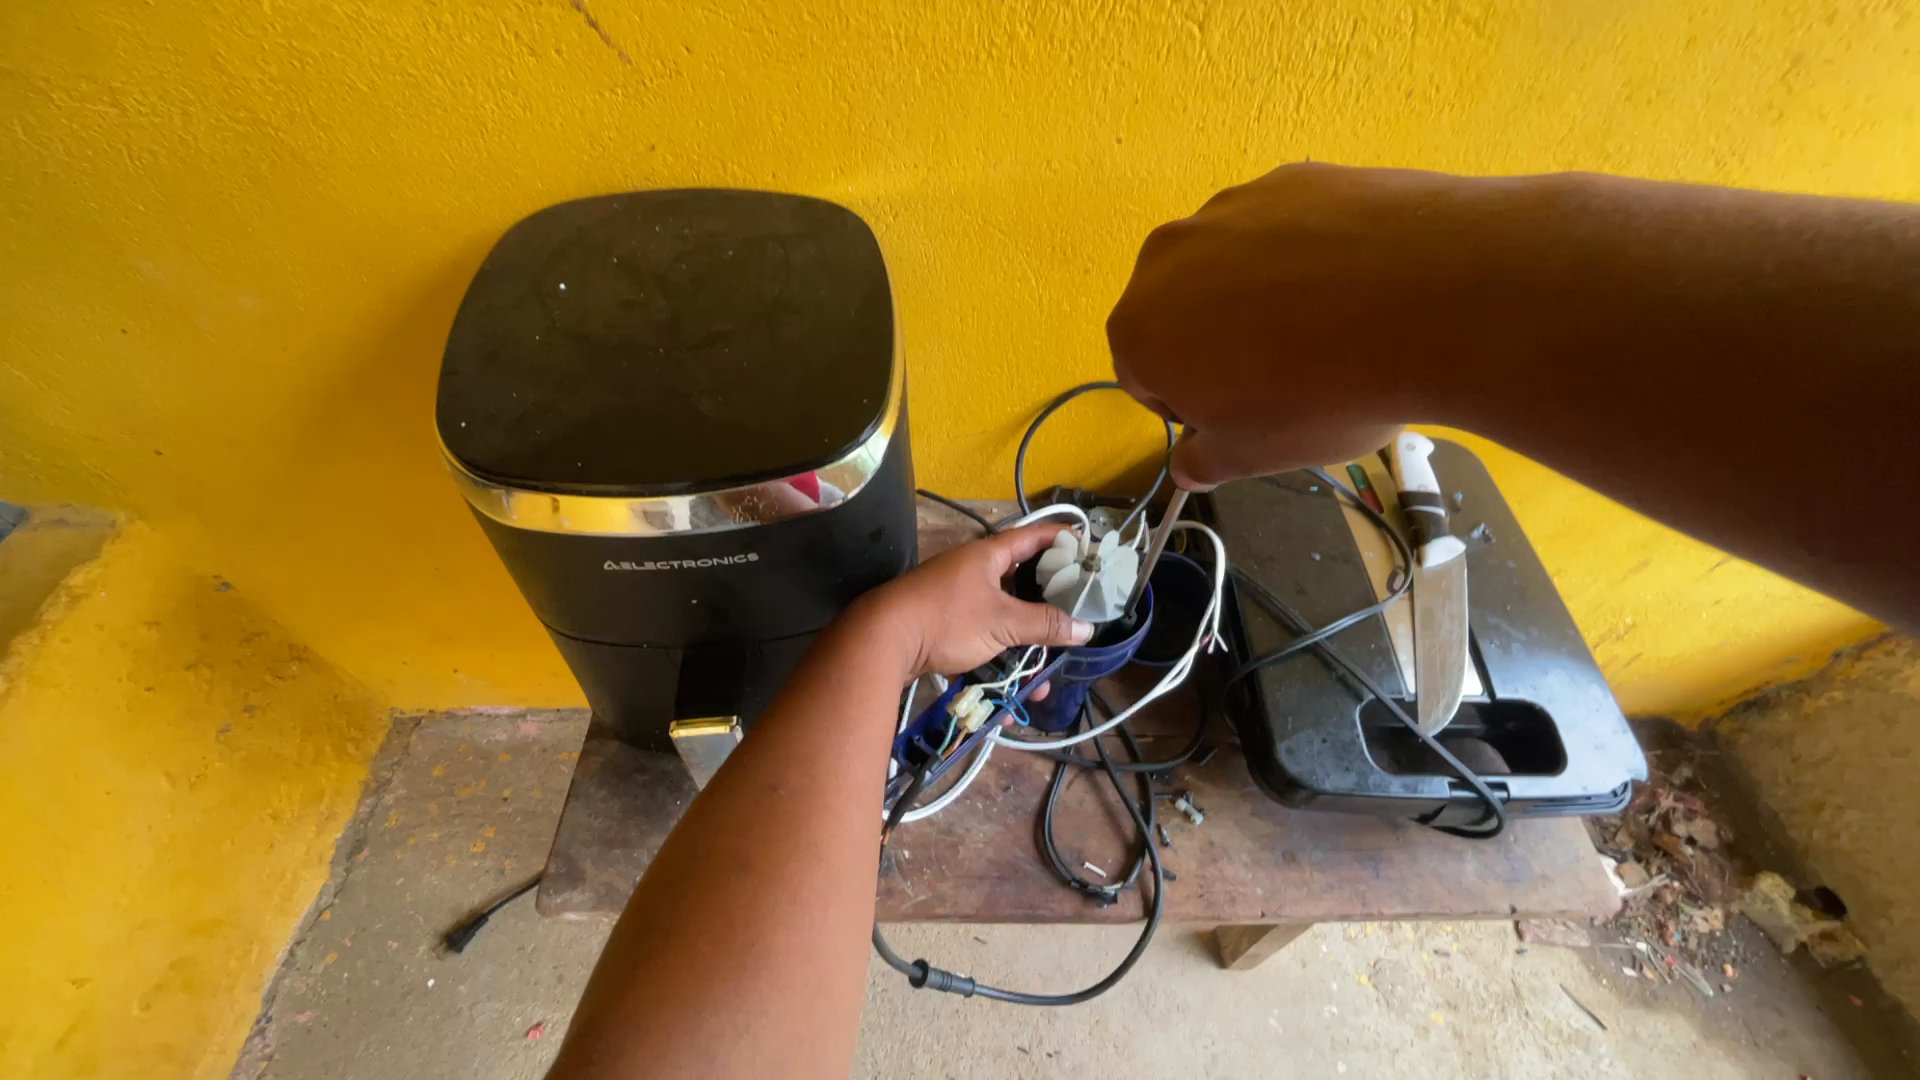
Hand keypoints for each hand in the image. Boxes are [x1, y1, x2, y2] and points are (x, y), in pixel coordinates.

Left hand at [847, 524, 1094, 684]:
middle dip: (1047, 602)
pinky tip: (1011, 682)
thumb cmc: (947, 618)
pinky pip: (981, 635)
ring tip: (1045, 667)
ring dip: (1024, 639)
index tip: (1088, 547)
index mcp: (987, 555)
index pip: (1033, 537)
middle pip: (1020, 579)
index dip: (1061, 539)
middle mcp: (972, 570)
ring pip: (1002, 614)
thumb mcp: (1002, 621)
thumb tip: (1085, 628)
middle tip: (1074, 613)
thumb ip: (1044, 624)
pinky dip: (998, 654)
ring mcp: (956, 597)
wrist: (884, 640)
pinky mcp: (944, 624)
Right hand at [1107, 162, 1525, 486]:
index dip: (1186, 404)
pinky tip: (1350, 282)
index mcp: (1137, 329)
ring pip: (1225, 267)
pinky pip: (1279, 228)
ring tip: (1322, 324)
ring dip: (1252, 296)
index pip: (1142, 378)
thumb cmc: (1317, 394)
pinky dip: (1299, 254)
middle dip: (1210, 343)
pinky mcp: (1292, 176)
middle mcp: (1165, 257)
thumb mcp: (1252, 454)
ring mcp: (1230, 207)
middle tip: (1276, 371)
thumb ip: (1203, 462)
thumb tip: (1189, 466)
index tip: (1235, 413)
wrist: (1437, 299)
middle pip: (1176, 314)